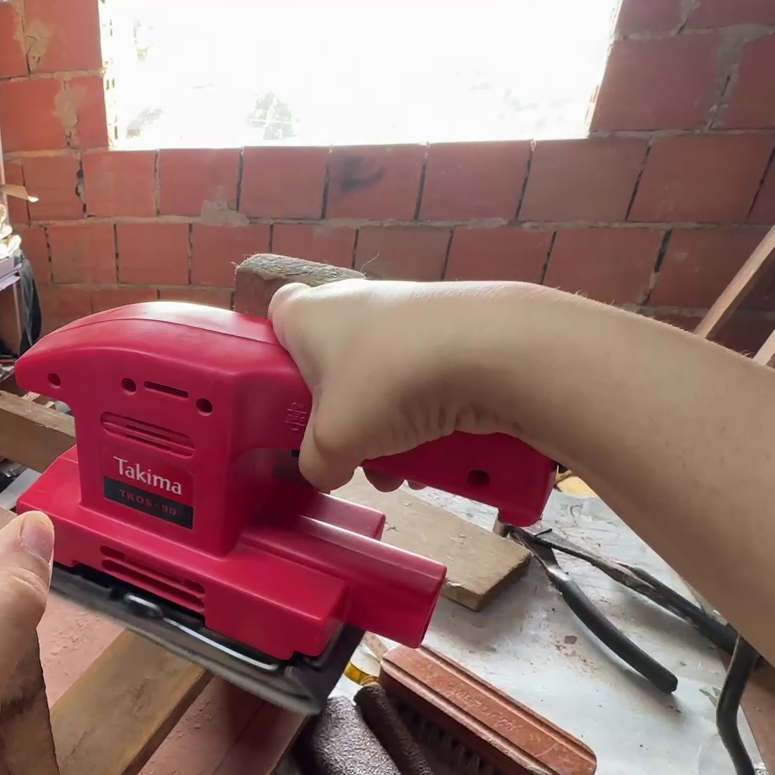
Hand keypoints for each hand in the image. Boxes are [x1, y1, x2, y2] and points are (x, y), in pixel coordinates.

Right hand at [269, 278, 558, 490]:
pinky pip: (422, 378)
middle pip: (331, 360)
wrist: (498, 352)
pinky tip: (437, 452)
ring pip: (379, 377)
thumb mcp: (332, 443)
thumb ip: (314, 464)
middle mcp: (353, 303)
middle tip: (343, 443)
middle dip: (338, 410)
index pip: (275, 316)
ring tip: (398, 468)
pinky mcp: (451, 329)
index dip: (276, 353)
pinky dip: (425, 414)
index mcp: (308, 314)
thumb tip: (323, 471)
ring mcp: (406, 313)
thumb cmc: (388, 383)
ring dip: (384, 427)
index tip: (285, 394)